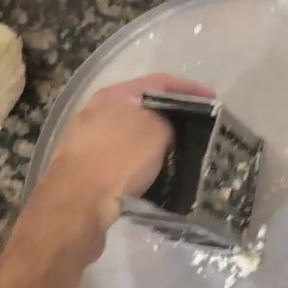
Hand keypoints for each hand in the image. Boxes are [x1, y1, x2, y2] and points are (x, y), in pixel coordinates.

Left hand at [34, 73, 213, 247]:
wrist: (76, 205)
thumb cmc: (119, 160)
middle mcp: (97, 111)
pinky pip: (121, 156)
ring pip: (131, 132)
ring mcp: (87, 140)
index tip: (211, 99)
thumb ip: (168, 122)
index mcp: (114, 95)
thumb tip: (166, 130)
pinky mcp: (84, 167)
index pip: (160, 81)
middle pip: (143, 105)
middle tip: (196, 125)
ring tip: (179, 150)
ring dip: (154, 139)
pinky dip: (139, 159)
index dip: (189, 88)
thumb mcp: (158, 132)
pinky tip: (153, 171)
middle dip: (170, 114)